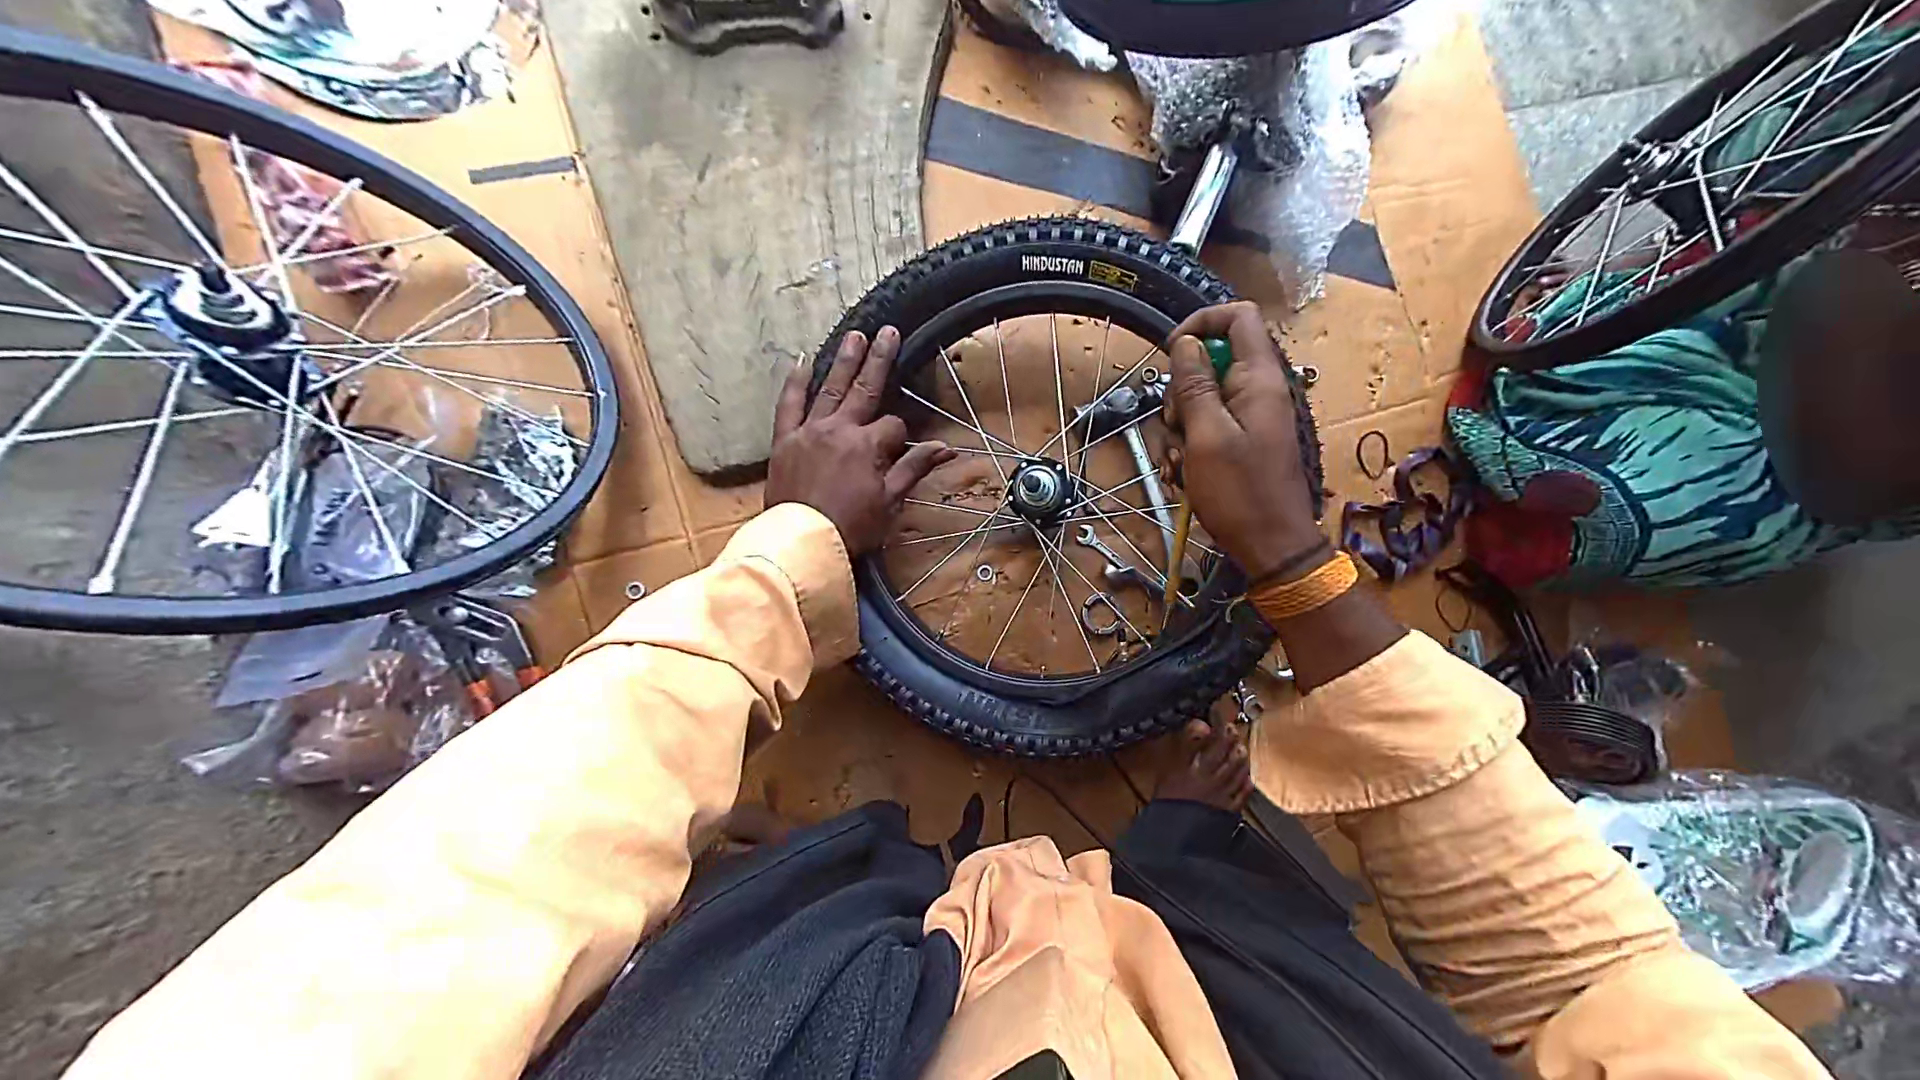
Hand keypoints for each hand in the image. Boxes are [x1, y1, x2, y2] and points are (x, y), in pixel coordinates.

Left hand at [767, 327, 954, 555]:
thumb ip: (915, 468)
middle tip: (889, 331)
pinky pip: (789, 405)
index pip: (894, 428)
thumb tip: (948, 449)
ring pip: (830, 388)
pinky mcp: (785, 440)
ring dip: (844, 360)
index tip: (901, 452)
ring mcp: (809, 431)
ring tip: (855, 335)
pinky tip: (801, 360)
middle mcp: (839, 429)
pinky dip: (794, 383)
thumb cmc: (851, 526)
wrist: (803, 543)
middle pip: (865, 389)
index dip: (903, 438)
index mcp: (867, 445)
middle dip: (880, 360)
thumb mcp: (890, 501)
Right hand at [1162, 301, 1324, 580]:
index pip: (1239, 316)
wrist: (1269, 545)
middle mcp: (1256, 392)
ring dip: (1178, 429)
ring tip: (1180, 463)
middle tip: (1176, 426)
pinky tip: (1184, 475)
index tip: (1172, 353)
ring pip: (1199, 400)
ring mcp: (1247, 418)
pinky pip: (1204, 429)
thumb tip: (1187, 342)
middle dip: (1180, 394)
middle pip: (1209, 363)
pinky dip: (1187, 448)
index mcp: (1258, 379)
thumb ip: (1195, 385)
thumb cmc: (1240, 493)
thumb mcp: (1206, 435)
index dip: (1201, 324)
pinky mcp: (1239, 441)